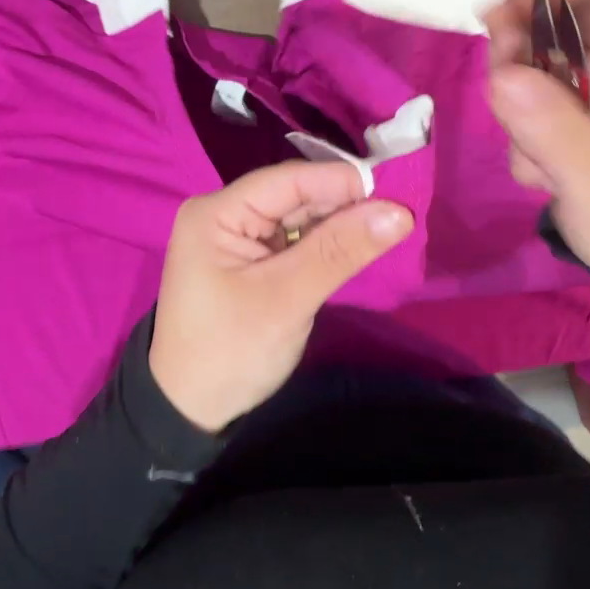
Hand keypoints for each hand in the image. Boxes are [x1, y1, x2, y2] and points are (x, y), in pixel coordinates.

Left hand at [149, 162, 413, 432]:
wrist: (190, 408)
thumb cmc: (230, 351)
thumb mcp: (287, 299)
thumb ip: (339, 251)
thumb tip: (399, 210)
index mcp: (215, 213)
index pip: (287, 180)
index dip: (340, 183)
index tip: (396, 196)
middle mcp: (222, 215)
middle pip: (294, 197)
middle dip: (343, 206)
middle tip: (398, 221)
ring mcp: (234, 240)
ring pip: (298, 220)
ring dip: (337, 228)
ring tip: (385, 235)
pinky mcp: (249, 263)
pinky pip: (292, 243)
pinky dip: (322, 248)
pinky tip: (353, 251)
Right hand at [482, 0, 589, 298]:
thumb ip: (551, 129)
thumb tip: (501, 72)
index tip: (496, 18)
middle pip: (558, 33)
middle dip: (517, 59)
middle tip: (500, 102)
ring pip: (543, 77)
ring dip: (519, 108)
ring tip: (533, 162)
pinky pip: (545, 113)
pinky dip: (528, 136)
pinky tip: (543, 176)